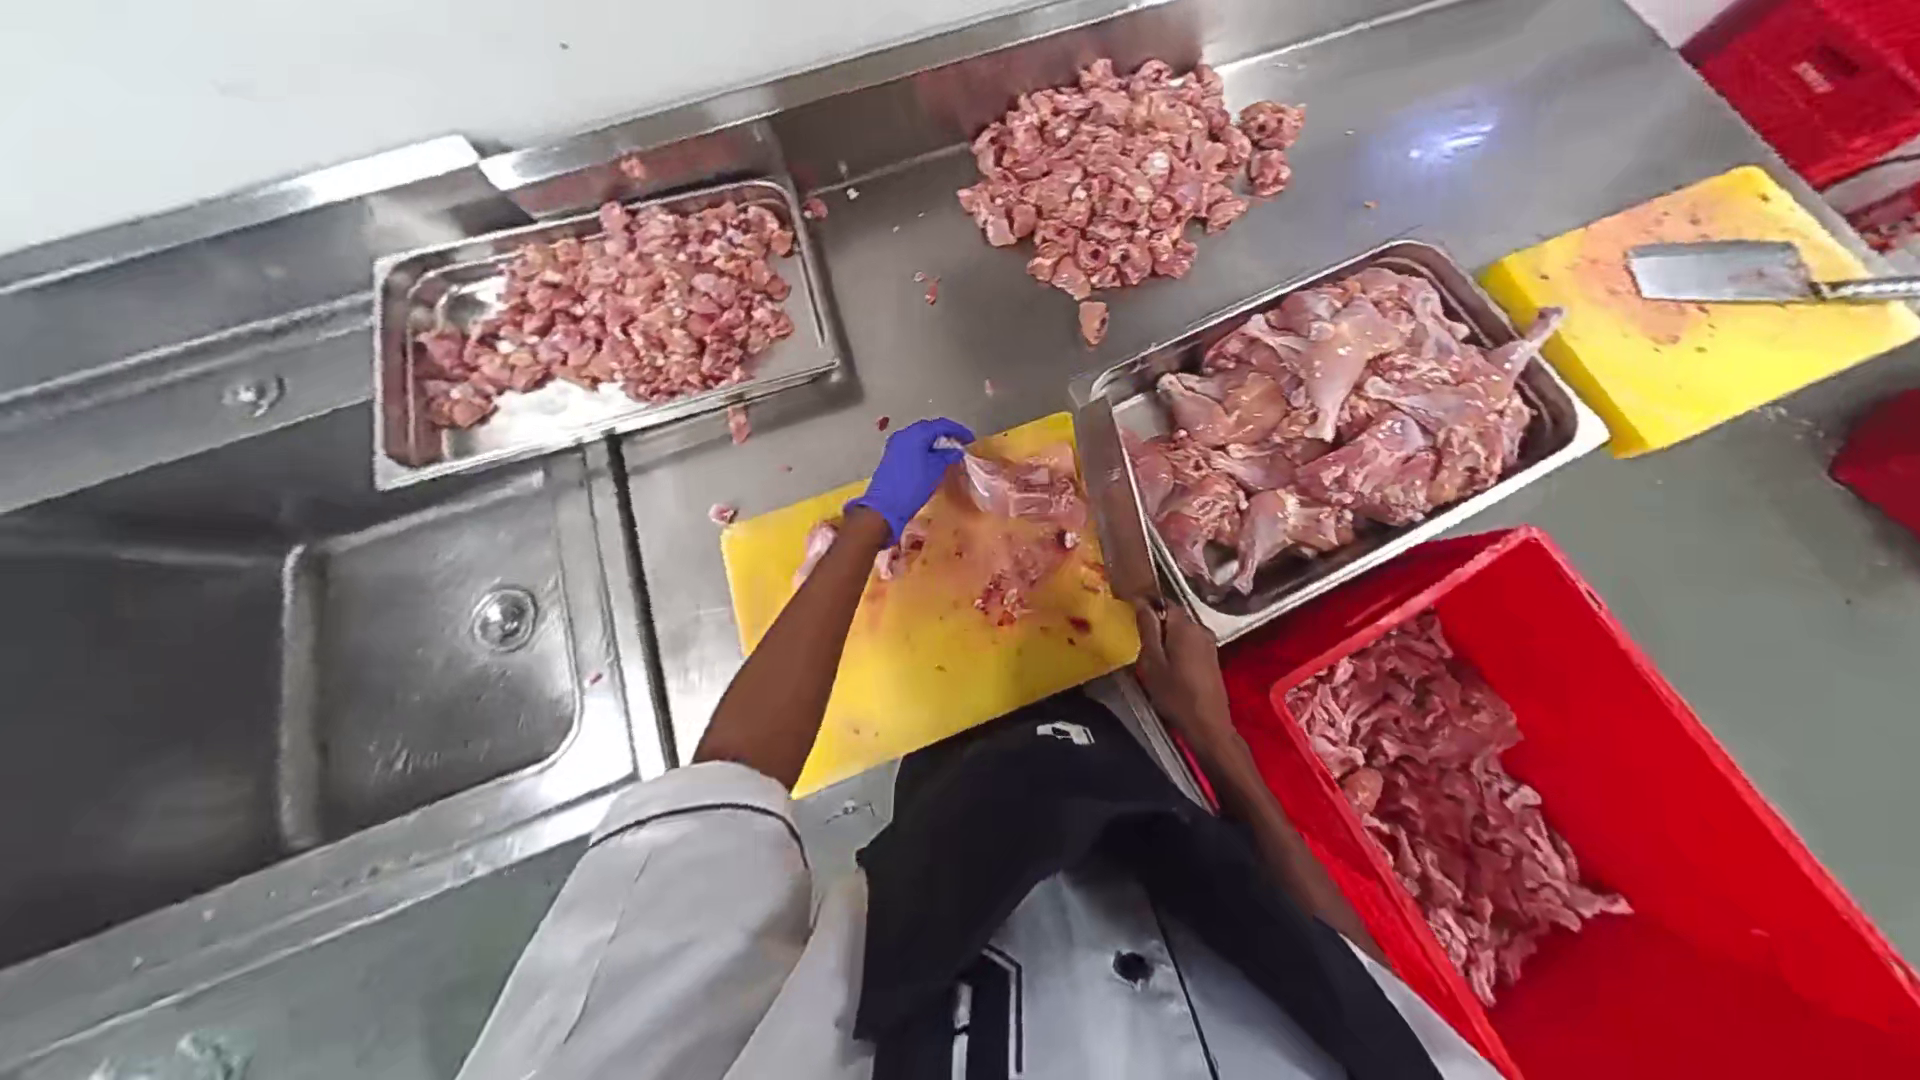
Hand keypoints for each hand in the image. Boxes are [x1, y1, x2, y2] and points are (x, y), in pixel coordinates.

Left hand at [846, 417, 973, 542]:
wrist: (886, 507)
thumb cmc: (913, 486)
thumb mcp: (936, 469)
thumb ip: (948, 456)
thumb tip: (956, 451)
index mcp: (915, 434)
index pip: (941, 425)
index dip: (958, 430)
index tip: (970, 439)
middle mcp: (903, 434)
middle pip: (929, 429)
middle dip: (946, 435)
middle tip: (960, 444)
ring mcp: (895, 445)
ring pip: (919, 438)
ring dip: (935, 443)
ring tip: (949, 453)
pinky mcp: (891, 456)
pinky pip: (912, 446)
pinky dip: (925, 449)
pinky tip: (934, 459)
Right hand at [1133, 602, 1235, 753]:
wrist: (1208, 724)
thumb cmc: (1175, 694)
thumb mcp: (1152, 661)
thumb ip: (1148, 629)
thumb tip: (1142, 602)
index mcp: (1185, 626)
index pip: (1164, 602)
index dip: (1147, 606)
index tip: (1131, 617)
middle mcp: (1201, 628)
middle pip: (1174, 616)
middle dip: (1156, 624)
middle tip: (1138, 641)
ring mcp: (1209, 643)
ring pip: (1181, 630)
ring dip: (1166, 637)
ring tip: (1151, 654)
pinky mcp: (1212, 656)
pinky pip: (1189, 641)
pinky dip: (1177, 646)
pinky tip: (1168, 664)